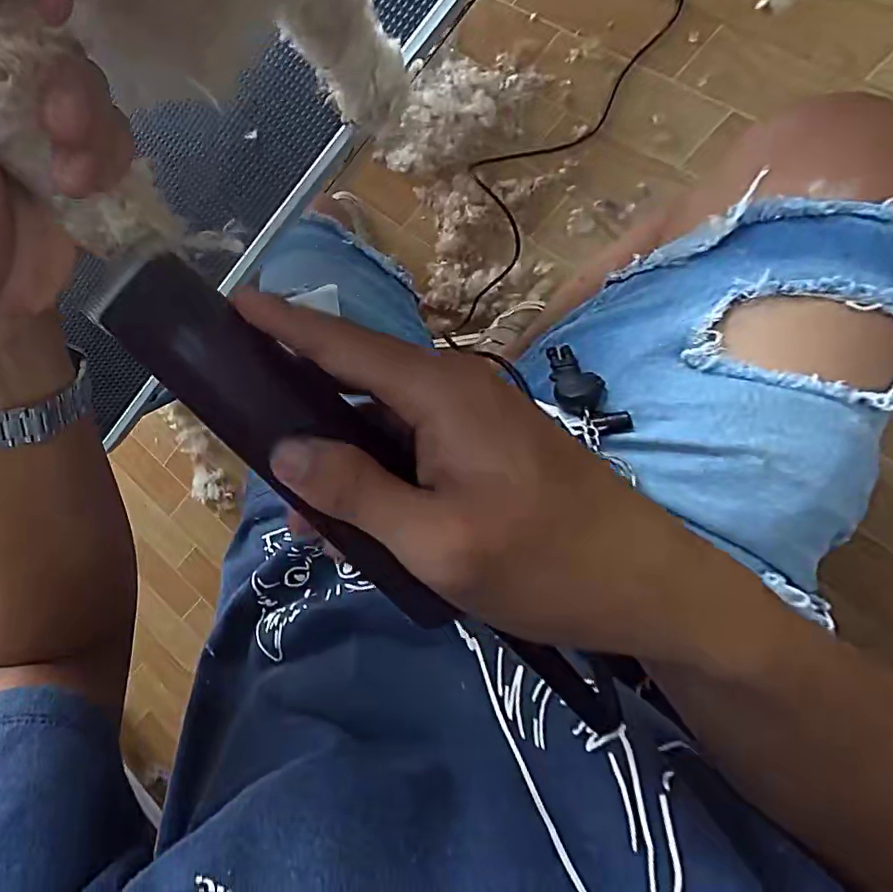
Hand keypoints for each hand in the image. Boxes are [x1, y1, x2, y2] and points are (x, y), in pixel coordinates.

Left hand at [0, 0, 132, 408]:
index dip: (16, 8)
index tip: (51, 3)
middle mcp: (3, 102)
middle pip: (52, 53)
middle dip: (68, 84)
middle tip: (61, 124)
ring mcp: (50, 136)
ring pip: (93, 93)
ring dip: (93, 127)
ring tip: (74, 179)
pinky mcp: (89, 169)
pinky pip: (117, 139)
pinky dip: (111, 158)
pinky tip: (85, 189)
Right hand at [234, 288, 781, 663]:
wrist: (655, 592)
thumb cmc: (547, 564)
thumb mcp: (436, 541)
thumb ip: (353, 492)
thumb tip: (283, 451)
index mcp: (439, 391)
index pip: (343, 345)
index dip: (285, 322)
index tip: (237, 300)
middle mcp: (449, 387)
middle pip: (352, 379)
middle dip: (297, 403)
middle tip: (247, 425)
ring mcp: (465, 414)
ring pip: (375, 422)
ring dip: (337, 459)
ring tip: (302, 512)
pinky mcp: (475, 443)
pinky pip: (404, 446)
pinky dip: (372, 475)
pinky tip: (354, 523)